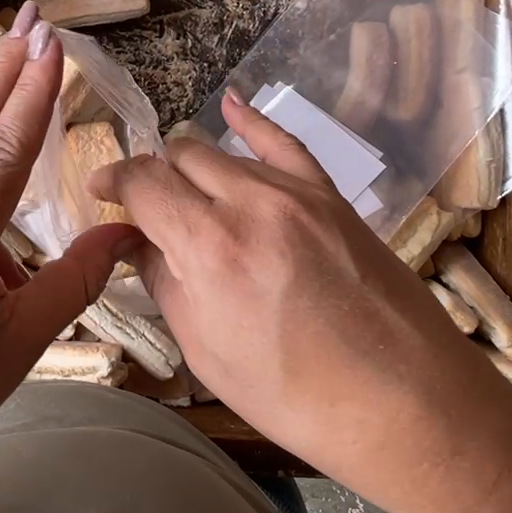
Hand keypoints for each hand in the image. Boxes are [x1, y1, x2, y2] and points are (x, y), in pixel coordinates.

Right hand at [88, 90, 511, 496]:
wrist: (411, 408)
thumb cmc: (296, 398)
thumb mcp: (206, 350)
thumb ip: (163, 279)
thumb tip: (137, 241)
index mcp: (209, 247)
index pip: (142, 181)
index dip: (112, 180)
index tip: (100, 191)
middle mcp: (249, 203)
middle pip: (178, 157)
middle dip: (152, 176)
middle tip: (147, 210)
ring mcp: (296, 192)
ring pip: (221, 151)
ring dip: (192, 168)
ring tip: (187, 197)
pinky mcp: (331, 195)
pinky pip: (283, 141)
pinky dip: (250, 121)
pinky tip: (231, 104)